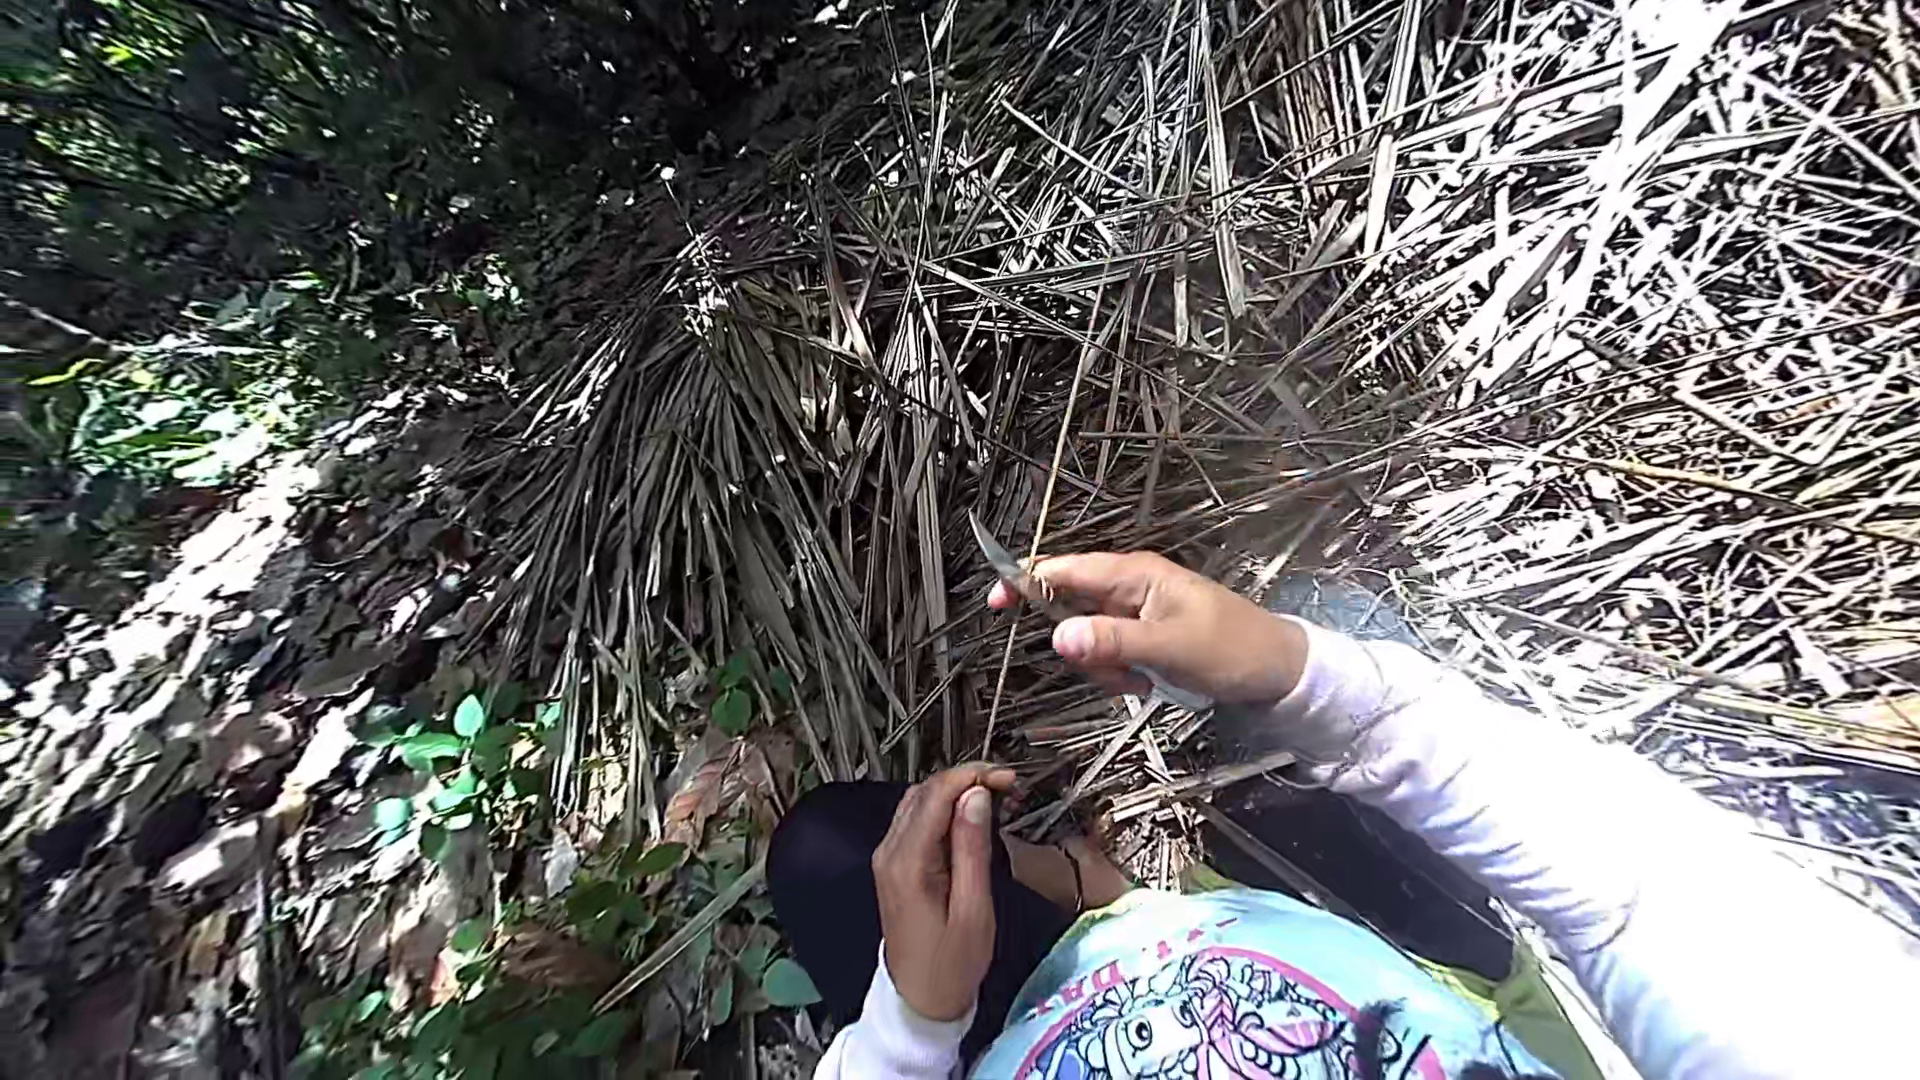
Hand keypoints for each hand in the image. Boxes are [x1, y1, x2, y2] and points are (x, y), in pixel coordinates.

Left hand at [873, 762, 1014, 1020]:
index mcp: (907, 862)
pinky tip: (966, 813)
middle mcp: (889, 849)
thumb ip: (972, 847)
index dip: (972, 775)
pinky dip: (942, 805)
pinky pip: (915, 816)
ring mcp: (887, 853)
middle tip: (1005, 786)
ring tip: (992, 794)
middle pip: (926, 790)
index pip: (936, 794)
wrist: (918, 1004)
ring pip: (919, 798)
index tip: (1007, 778)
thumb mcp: (973, 910)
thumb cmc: (951, 965)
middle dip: (966, 778)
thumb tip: (976, 794)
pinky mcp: (892, 860)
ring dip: (954, 788)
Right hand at [988, 551, 1307, 702]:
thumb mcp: (1170, 647)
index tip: (996, 602)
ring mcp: (1132, 614)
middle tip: (1116, 669)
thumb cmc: (1232, 648)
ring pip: (1086, 638)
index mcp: (1132, 574)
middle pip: (1070, 609)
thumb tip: (1056, 637)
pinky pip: (1107, 655)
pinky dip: (1119, 674)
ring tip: (1143, 678)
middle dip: (1082, 645)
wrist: (1279, 673)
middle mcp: (1126, 588)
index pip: (1063, 569)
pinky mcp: (1140, 637)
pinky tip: (1149, 681)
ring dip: (1103, 665)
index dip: (1026, 581)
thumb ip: (1111, 641)